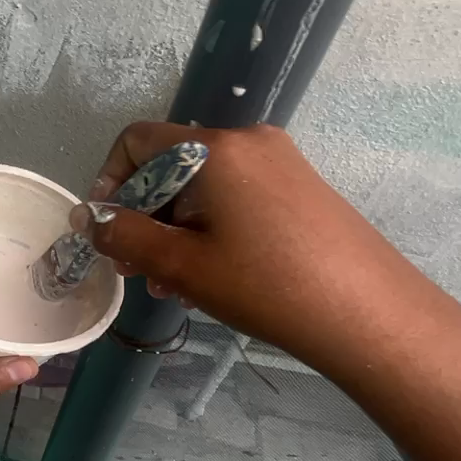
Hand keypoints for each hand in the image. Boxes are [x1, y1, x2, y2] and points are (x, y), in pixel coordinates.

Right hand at [84, 122, 448, 373]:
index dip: (109, 180)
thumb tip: (86, 216)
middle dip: (142, 215)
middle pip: (168, 166)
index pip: (136, 140)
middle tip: (134, 267)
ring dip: (172, 229)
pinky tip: (208, 276)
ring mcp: (279, 164)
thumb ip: (121, 233)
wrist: (373, 319)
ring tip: (169, 283)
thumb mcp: (177, 263)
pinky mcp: (299, 189)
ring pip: (199, 187)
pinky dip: (207, 228)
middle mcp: (248, 142)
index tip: (108, 227)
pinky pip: (232, 198)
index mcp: (215, 149)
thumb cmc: (266, 285)